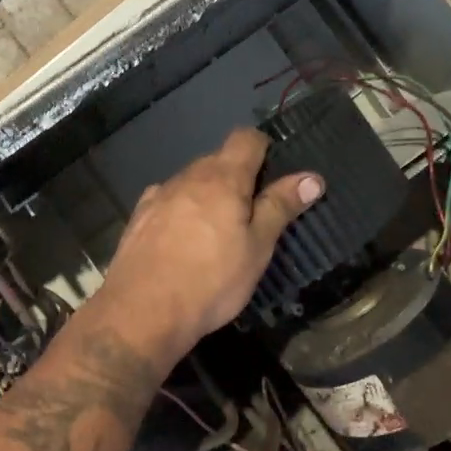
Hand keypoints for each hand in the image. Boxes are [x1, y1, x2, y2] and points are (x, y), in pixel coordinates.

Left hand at [95, 128, 323, 356]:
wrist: (143, 311)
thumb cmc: (211, 280)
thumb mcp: (257, 248)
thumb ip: (280, 207)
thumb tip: (311, 177)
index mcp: (221, 179)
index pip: (245, 139)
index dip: (262, 147)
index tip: (273, 171)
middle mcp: (187, 177)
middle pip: (216, 160)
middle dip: (236, 176)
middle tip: (251, 212)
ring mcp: (158, 196)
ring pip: (190, 182)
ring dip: (206, 194)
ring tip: (217, 230)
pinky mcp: (138, 217)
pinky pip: (167, 201)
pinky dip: (180, 210)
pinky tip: (182, 238)